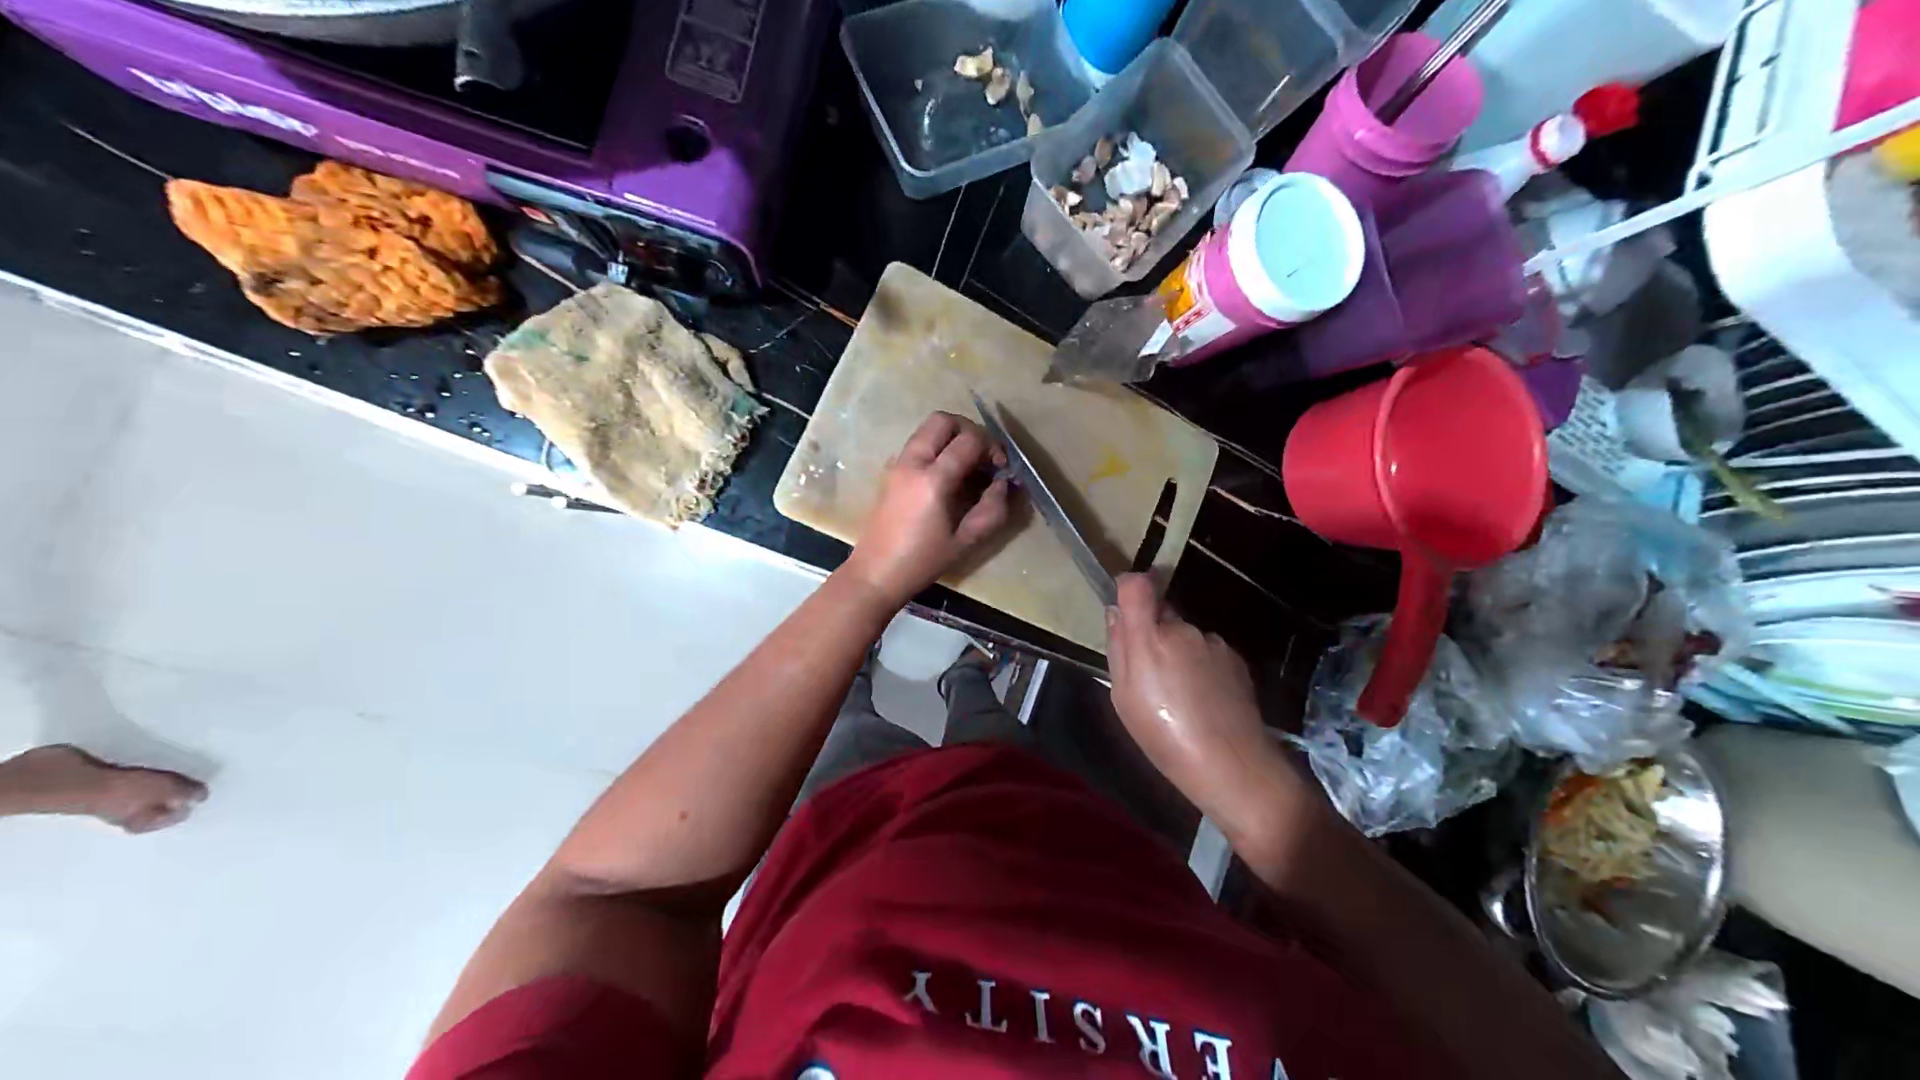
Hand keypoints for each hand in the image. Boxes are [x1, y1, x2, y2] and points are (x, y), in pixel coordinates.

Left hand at [844, 412, 1013, 606]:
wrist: (875, 573)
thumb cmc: (922, 562)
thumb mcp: (965, 541)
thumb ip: (991, 509)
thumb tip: (1003, 484)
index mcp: (933, 479)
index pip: (969, 441)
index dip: (992, 448)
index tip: (1000, 469)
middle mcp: (912, 463)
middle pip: (942, 420)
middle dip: (969, 431)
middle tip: (982, 456)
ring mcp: (896, 464)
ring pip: (926, 429)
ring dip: (950, 438)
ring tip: (965, 467)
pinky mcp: (889, 472)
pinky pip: (915, 445)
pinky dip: (934, 449)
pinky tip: (945, 477)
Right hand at [1107, 574, 1302, 832]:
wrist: (1230, 764)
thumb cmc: (1163, 734)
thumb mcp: (1123, 697)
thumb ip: (1118, 648)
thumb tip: (1117, 614)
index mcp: (1151, 637)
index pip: (1137, 585)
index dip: (1128, 589)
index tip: (1125, 609)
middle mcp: (1184, 629)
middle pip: (1162, 616)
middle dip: (1153, 636)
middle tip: (1149, 677)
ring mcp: (1213, 643)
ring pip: (1186, 636)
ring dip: (1178, 653)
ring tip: (1179, 696)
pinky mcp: (1235, 659)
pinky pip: (1207, 652)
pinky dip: (1200, 667)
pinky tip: (1202, 700)